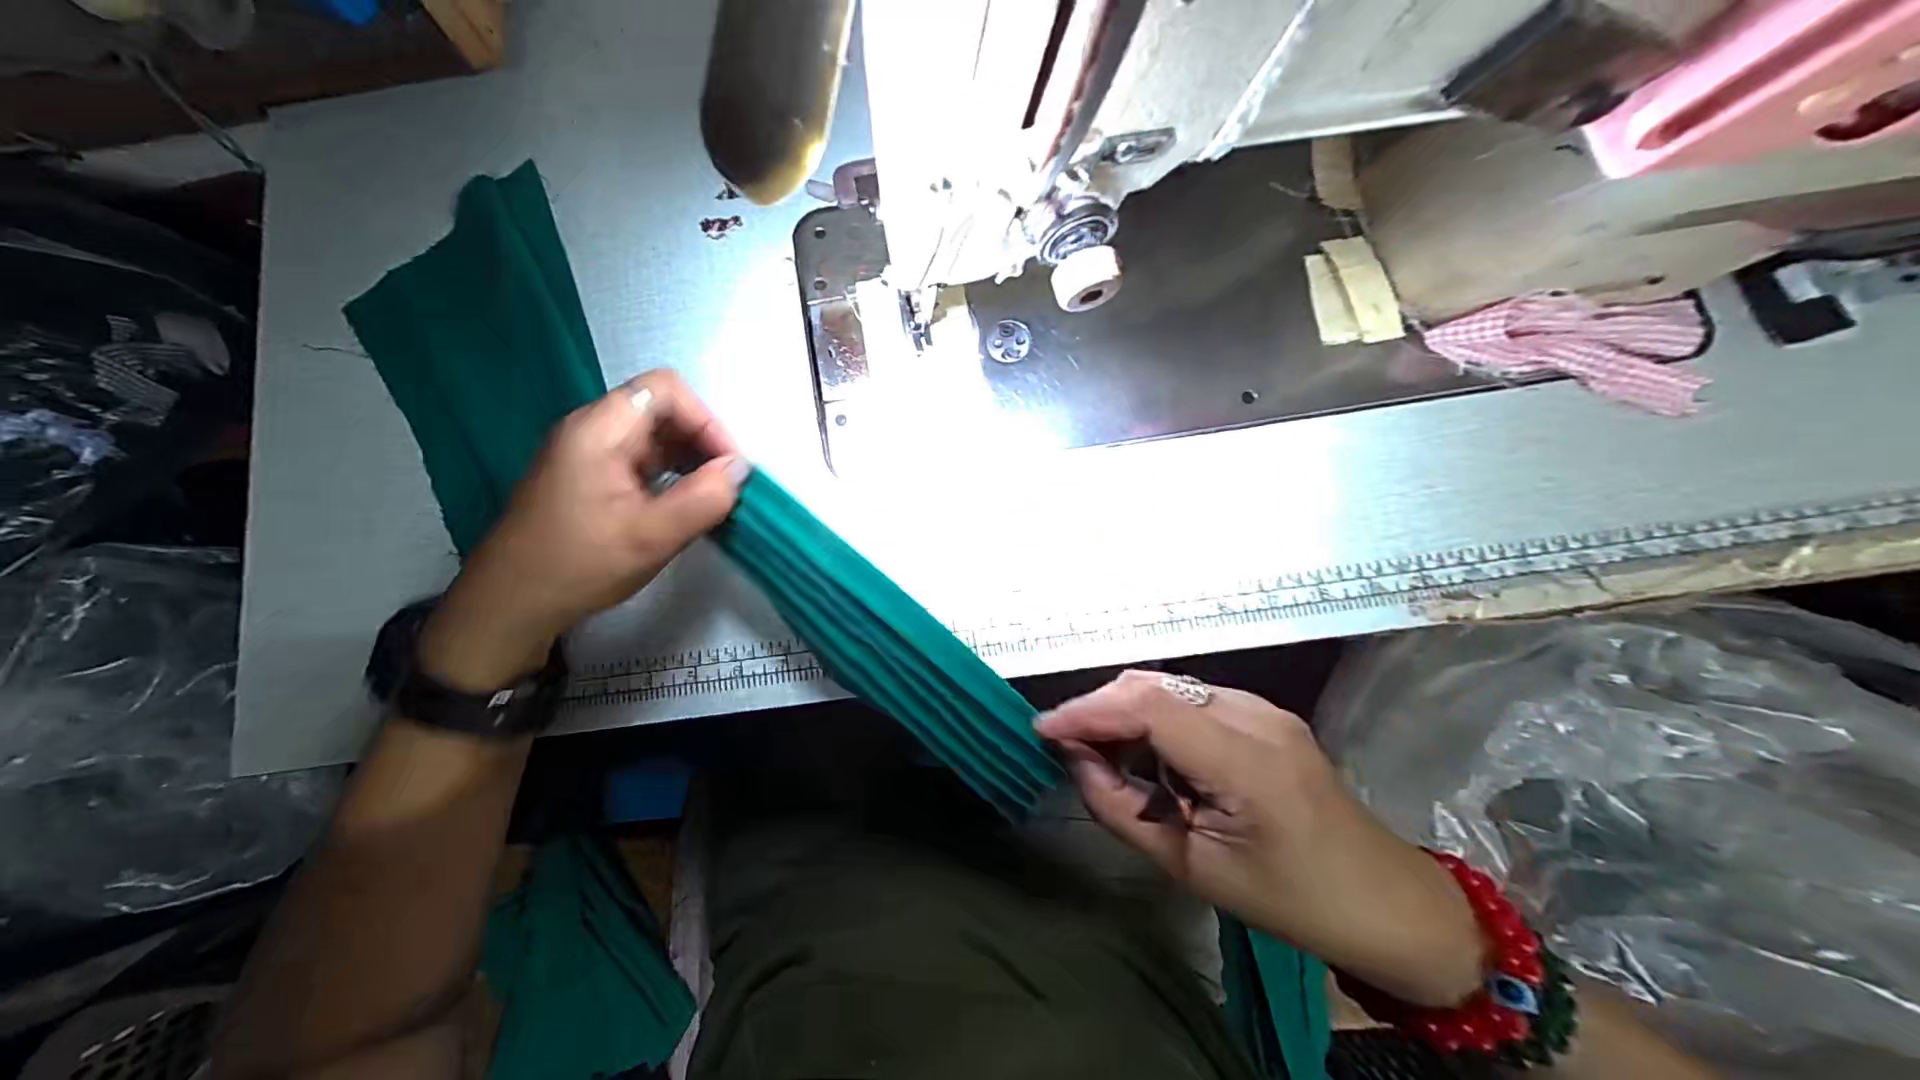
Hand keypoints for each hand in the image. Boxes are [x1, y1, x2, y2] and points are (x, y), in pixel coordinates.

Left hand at [419, 370, 746, 691]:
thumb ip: (704, 499)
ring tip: (713, 497)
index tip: (728, 465)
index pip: (665, 390)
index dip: (706, 420)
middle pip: (661, 410)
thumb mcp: (651, 536)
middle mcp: (591, 430)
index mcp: (599, 430)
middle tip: (726, 485)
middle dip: (702, 441)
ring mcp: (588, 454)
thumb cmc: (579, 564)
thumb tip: (740, 470)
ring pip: (654, 436)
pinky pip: (641, 460)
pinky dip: (671, 475)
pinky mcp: (590, 477)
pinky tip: (686, 505)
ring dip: (690, 460)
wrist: (510, 603)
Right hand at [1036, 670, 1484, 1007]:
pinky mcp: (1265, 713)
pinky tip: (1148, 752)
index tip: (1042, 731)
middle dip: (1100, 707)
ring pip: (1170, 686)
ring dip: (1125, 710)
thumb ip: (1123, 810)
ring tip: (1103, 753)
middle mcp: (1255, 716)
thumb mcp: (1193, 869)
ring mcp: (1264, 708)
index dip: (1089, 710)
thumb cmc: (1289, 900)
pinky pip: (1192, 698)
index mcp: (1246, 761)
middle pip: (1155, 685)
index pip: (1149, 707)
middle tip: (1067, 746)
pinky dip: (1155, 716)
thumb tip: (1074, 761)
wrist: (1384, 898)